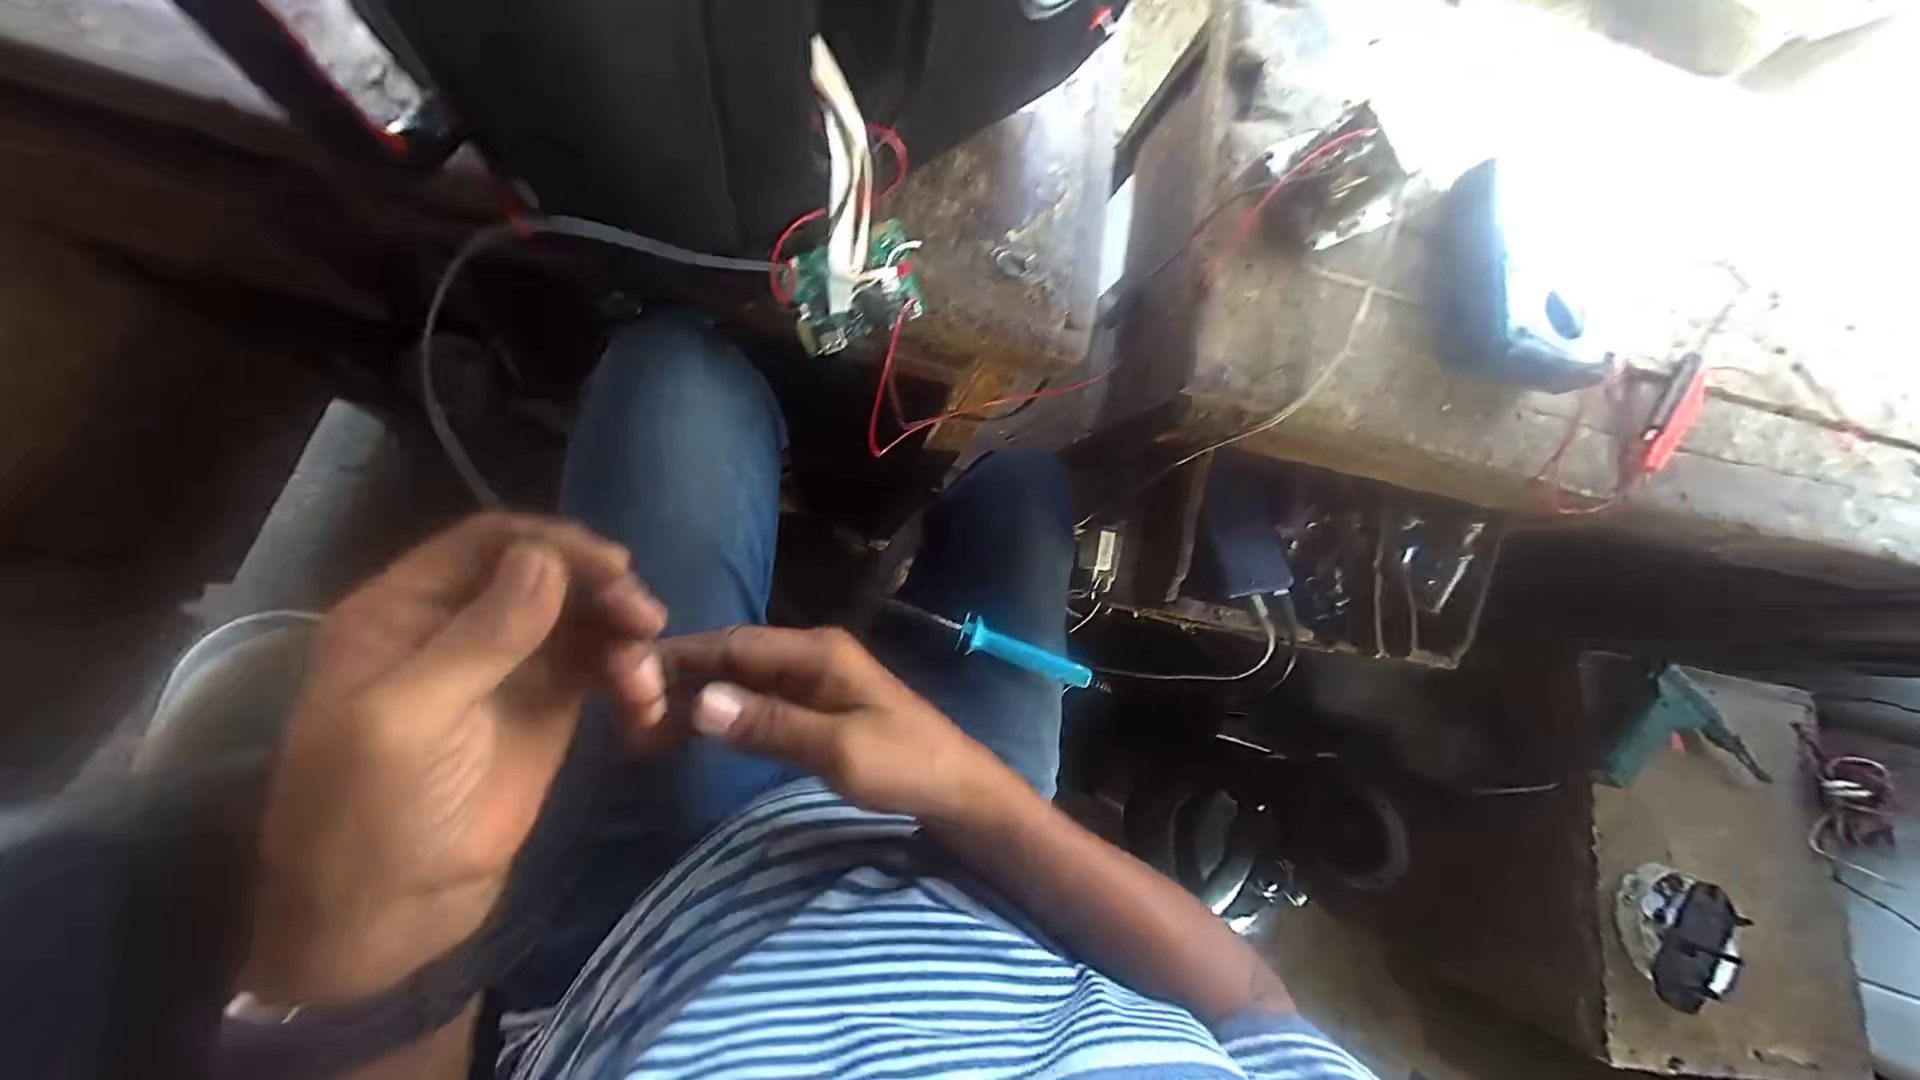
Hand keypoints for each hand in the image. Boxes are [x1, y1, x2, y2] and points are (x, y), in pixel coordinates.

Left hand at [244, 514, 670, 1002]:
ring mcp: (516, 661)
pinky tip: (643, 707)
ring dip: (624, 634)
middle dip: (604, 589)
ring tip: (642, 678)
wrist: (398, 908)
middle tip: (646, 619)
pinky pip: (605, 664)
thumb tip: (546, 559)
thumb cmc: (374, 812)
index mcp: (407, 611)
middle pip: (552, 574)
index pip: (491, 543)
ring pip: (587, 616)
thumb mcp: (408, 719)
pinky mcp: (555, 698)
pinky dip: (631, 676)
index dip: (555, 543)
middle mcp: (465, 623)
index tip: (615, 566)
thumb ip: (481, 635)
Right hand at [658, 625, 1024, 823]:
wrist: (953, 786)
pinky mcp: (814, 705)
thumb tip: (699, 701)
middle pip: (732, 656)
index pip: (733, 644)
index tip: (623, 682)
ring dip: (695, 697)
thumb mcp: (840, 750)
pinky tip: (689, 731)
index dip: (679, 659)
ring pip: (740, 678)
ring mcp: (812, 679)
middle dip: (679, 678)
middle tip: (624, 715)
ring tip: (642, 728)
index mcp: (818, 652)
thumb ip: (772, 724)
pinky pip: (756, 699)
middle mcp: (811, 655)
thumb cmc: (905, 763)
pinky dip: (722, 713)